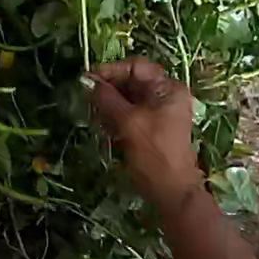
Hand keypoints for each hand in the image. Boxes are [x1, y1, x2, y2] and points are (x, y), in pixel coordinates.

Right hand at [84, 58, 202, 207]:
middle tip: (87, 99)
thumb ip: (107, 99)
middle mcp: (166, 96)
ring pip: (129, 99)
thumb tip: (87, 80)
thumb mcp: (128, 123)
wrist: (172, 192)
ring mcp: (160, 113)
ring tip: (94, 115)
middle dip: (109, 89)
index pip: (136, 66)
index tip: (88, 80)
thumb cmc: (153, 154)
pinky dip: (116, 117)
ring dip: (110, 104)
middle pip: (132, 82)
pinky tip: (103, 126)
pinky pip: (131, 114)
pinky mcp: (152, 128)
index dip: (111, 70)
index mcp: (168, 88)